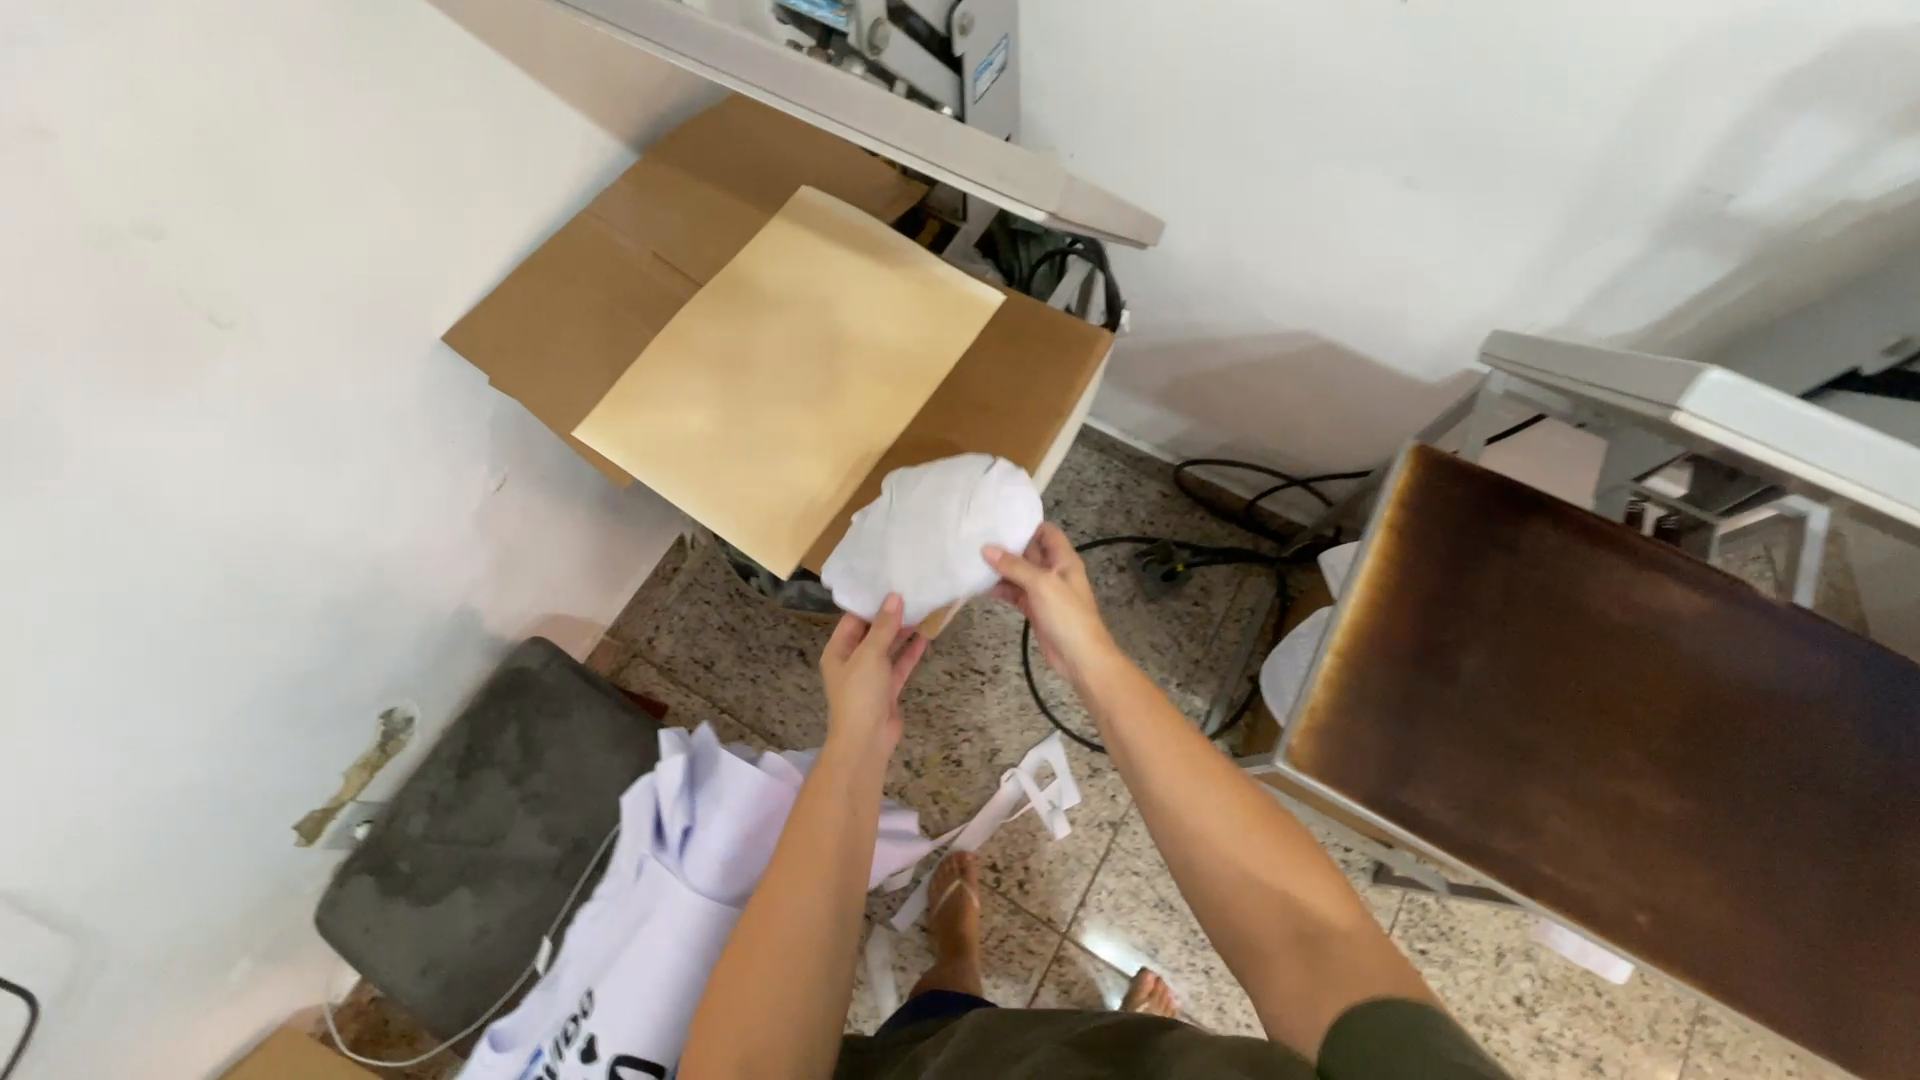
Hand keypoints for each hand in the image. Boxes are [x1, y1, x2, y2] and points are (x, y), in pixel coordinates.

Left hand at [819, 594, 927, 753]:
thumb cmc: (860, 693)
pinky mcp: (887, 689)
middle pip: (871, 633)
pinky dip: (910, 652)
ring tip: (921, 610)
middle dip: (889, 616)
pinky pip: (899, 665)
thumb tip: (894, 598)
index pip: (853, 620)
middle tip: (910, 593)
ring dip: (902, 633)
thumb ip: (884, 627)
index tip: (889, 585)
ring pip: (888, 648)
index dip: (870, 603)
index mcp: (838, 651)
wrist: (866, 740)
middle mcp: (852, 661)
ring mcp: (870, 676)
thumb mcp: (870, 654)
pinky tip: (925, 637)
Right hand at [985, 523, 1120, 686]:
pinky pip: (1016, 594)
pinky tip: (982, 586)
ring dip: (1001, 569)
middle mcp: (1054, 572)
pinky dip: (1002, 590)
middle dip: (1008, 546)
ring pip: (1020, 574)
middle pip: (1030, 552)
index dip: (1028, 524)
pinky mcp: (1035, 609)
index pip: (1047, 533)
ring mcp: (1044, 592)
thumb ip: (1014, 566)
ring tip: (974, 560)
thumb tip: (987, 549)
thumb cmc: (1067, 615)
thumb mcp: (1041, 585)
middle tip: (979, 537)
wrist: (1079, 656)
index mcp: (1063, 560)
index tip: (1001, 519)